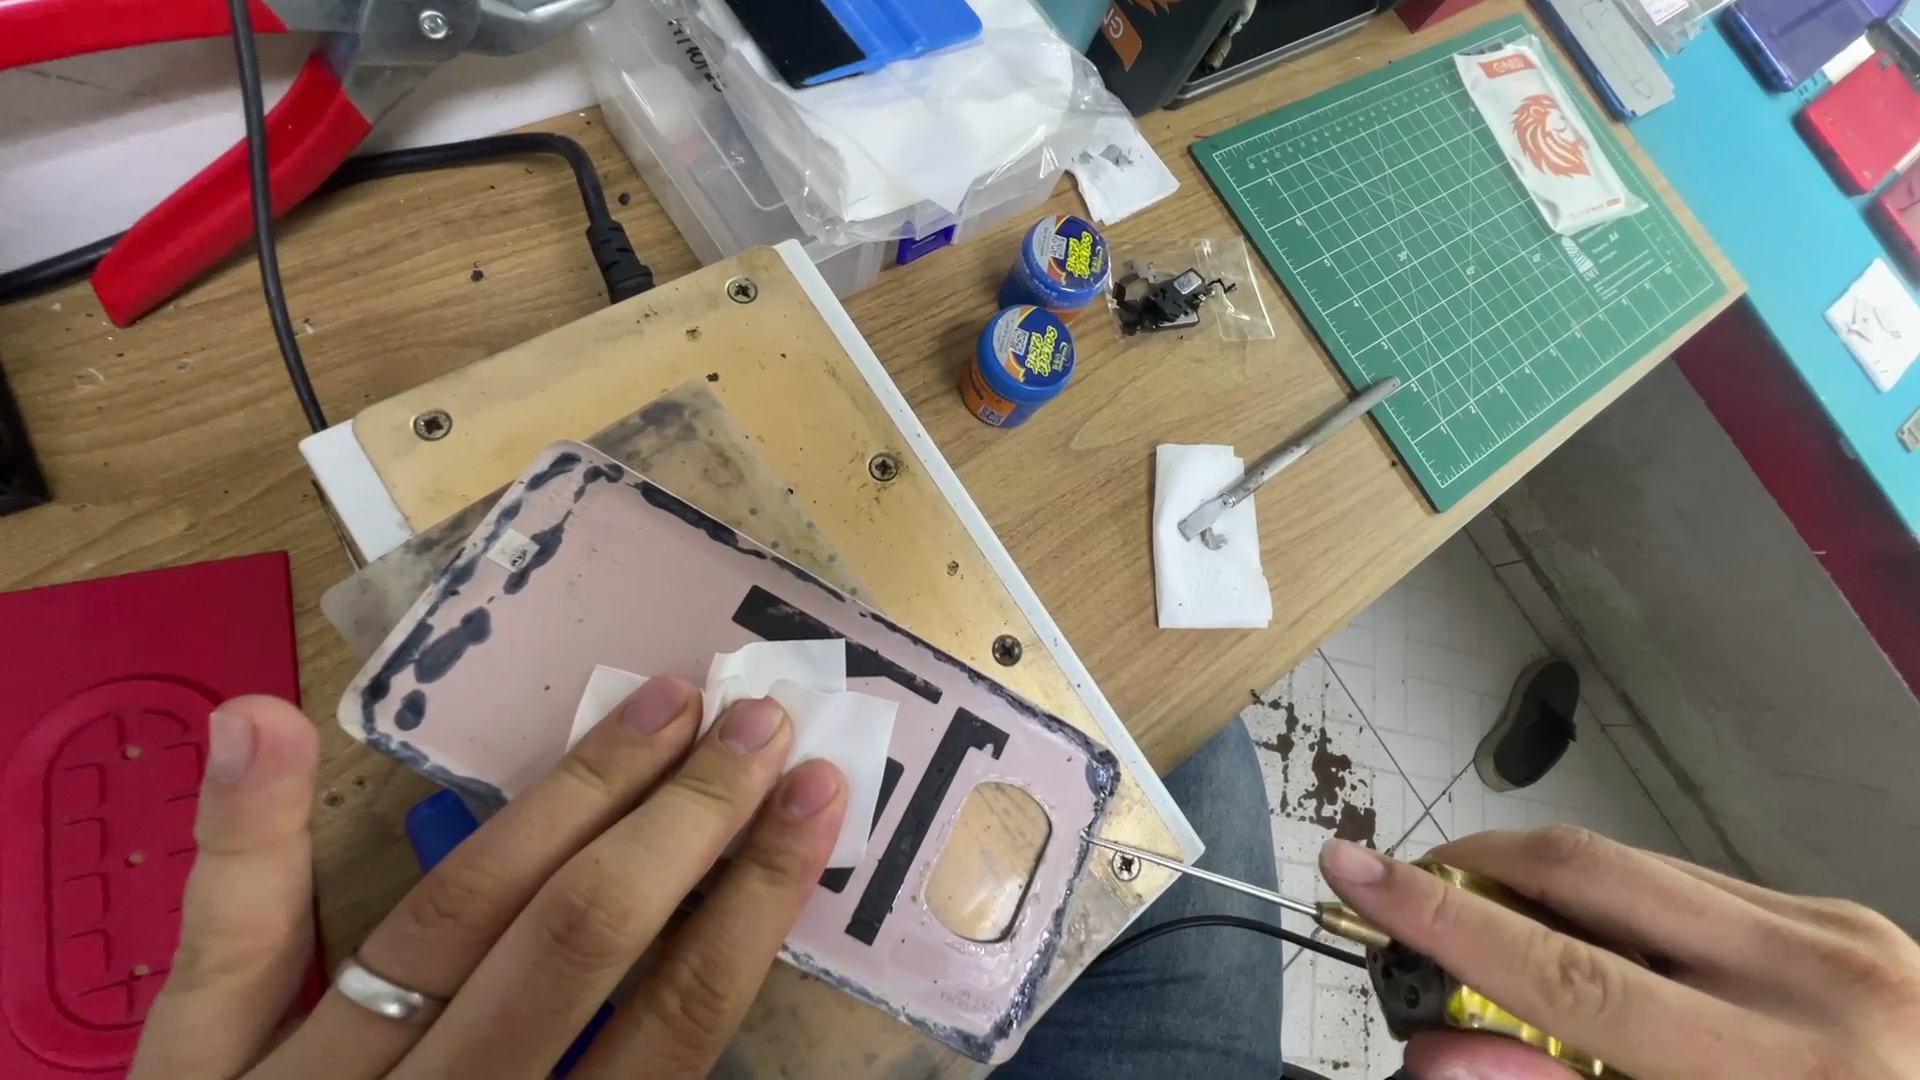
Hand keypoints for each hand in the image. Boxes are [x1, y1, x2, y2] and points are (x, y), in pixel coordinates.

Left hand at [130, 679, 846, 1079]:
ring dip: (570, 792)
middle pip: (580, 939)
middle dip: (687, 814)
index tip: (818, 790)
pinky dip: (243, 838)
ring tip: (660, 702)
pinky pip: (224, 953)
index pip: (680, 1013)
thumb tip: (734, 983)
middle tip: (757, 718)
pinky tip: (261, 719)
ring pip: (455, 915)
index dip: (759, 891)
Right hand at [1318, 828, 1919, 1078]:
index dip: (1440, 917)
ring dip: (1525, 879)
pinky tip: (1593, 941)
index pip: (1568, 976)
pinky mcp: (1827, 909)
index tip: (1346, 864)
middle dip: (1469, 868)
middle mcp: (1821, 981)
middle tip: (1411, 892)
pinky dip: (1593, 894)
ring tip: (1496, 925)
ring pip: (1612, 857)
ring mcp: (1833, 929)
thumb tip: (1433, 1051)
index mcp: (1795, 1077)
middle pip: (1579, 871)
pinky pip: (1660, 870)